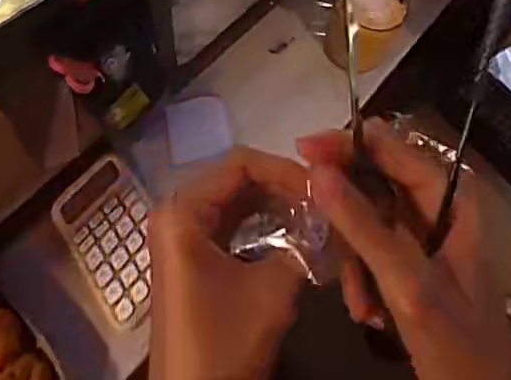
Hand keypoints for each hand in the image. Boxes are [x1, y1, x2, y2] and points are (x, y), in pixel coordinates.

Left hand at [151, 147, 312, 379]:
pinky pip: (231, 223)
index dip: (284, 170)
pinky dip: (263, 224)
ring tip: (315, 216)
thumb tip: (333, 217)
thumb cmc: (222, 347)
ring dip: (276, 205)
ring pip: (237, 200)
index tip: (321, 188)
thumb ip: (303, 247)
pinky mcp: (192, 254)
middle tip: (324, 202)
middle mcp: (176, 210)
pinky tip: (294, 233)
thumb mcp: (270, 294)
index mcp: (182, 210)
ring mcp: (182, 233)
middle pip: (237, 178)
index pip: (239, 163)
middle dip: (283, 187)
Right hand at [297, 120, 510, 379]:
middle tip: (316, 226)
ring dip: (352, 254)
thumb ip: (363, 226)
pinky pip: (369, 244)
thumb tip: (317, 170)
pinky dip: (360, 274)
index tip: (302, 149)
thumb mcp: (409, 287)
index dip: (344, 142)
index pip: (389, 146)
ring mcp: (425, 232)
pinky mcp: (412, 260)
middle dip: (345, 210)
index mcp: (452, 194)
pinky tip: (366, 310)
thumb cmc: (462, 350)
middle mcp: (439, 202)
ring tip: (356, 299)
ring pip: (365, 213)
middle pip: (373, 176)